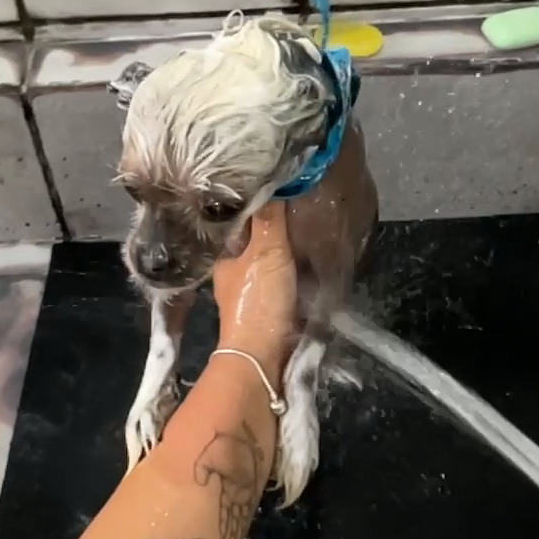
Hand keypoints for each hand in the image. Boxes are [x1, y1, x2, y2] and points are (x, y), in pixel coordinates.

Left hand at [212, 203, 296, 375]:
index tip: (280, 192)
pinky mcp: (270, 314)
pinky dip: (297, 276)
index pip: (239, 225)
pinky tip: (312, 266)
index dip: (257, 209)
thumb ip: (269, 219)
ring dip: (289, 255)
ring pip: (271, 266)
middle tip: (303, 212)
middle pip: (256, 246)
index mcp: (225, 260)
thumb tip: (270, 182)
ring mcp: (251, 298)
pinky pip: (285, 285)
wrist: (264, 356)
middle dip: (277, 233)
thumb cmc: (258, 300)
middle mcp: (234, 277)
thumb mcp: (266, 251)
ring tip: (312, 234)